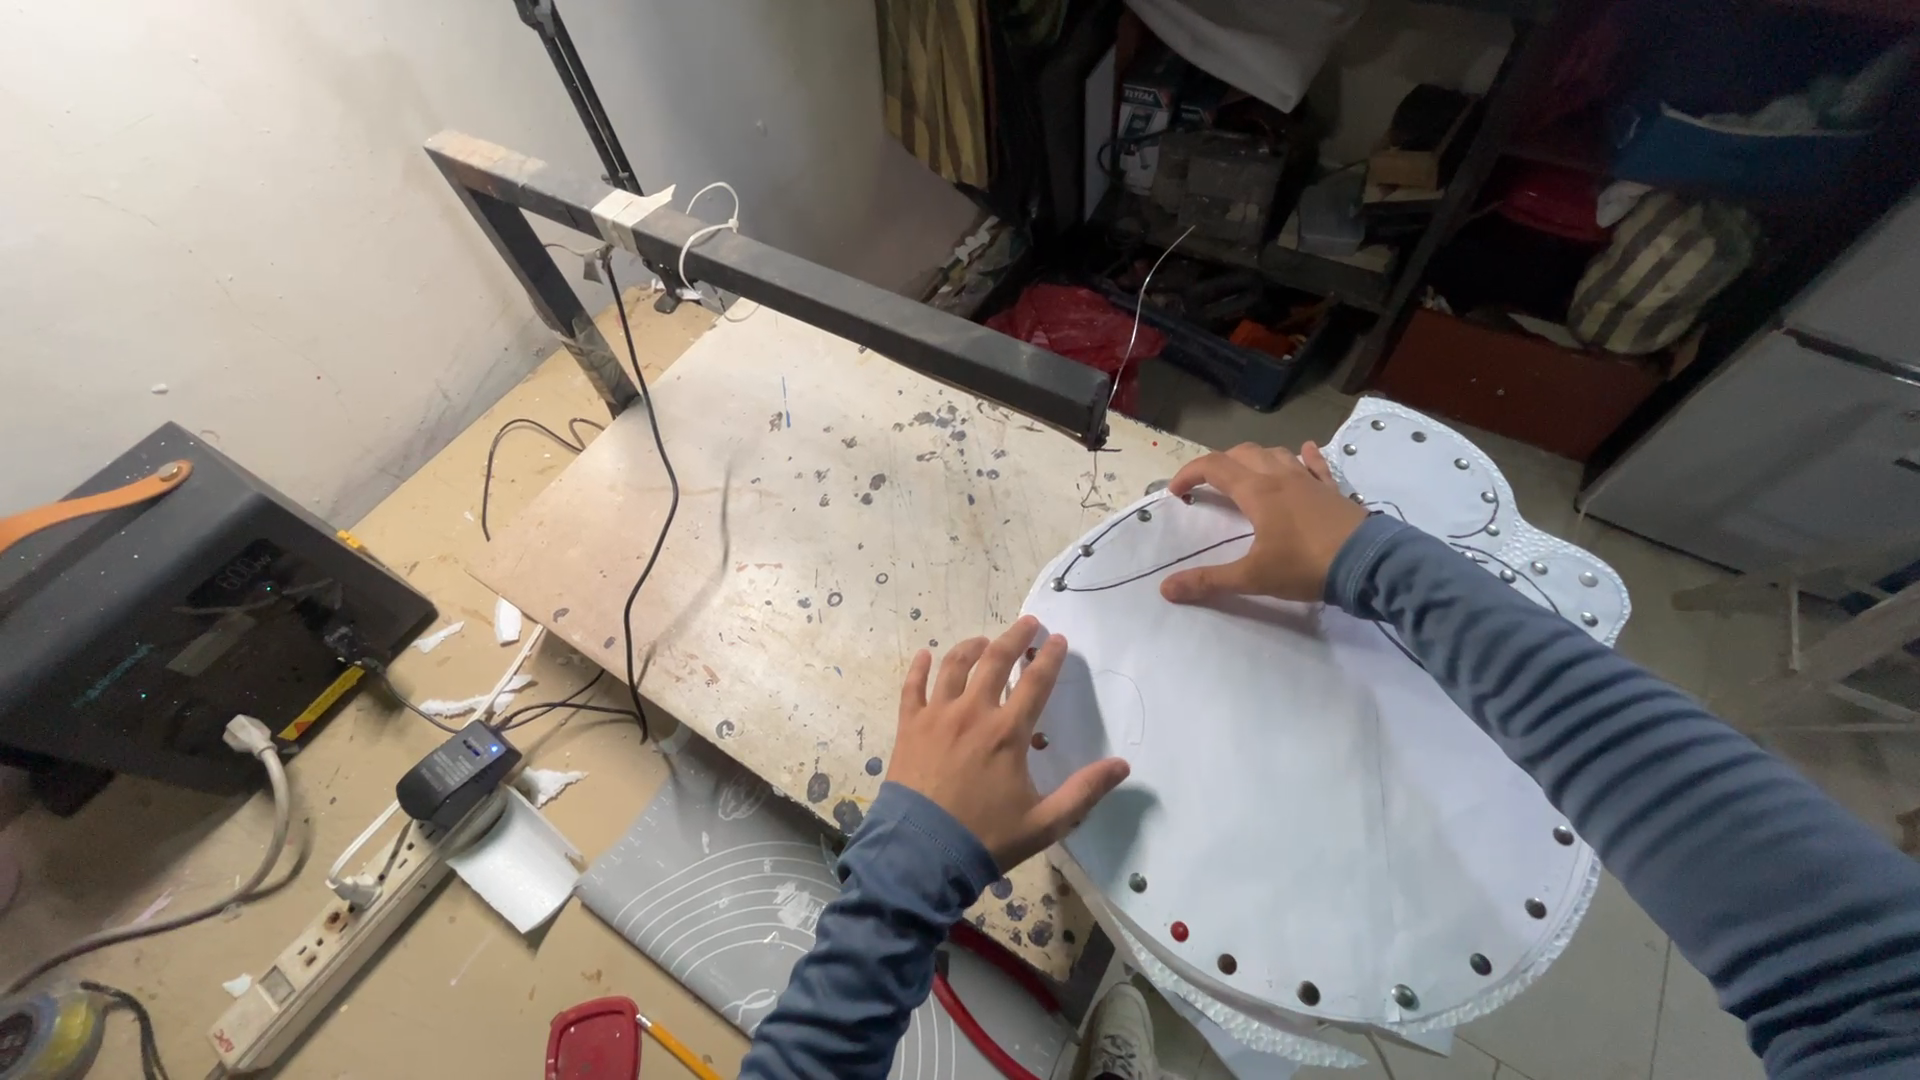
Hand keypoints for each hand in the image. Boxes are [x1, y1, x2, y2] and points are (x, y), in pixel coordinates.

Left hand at [887, 617, 1129, 869]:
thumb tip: (1122, 766)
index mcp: (1007, 732)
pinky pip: (913, 687)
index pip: (1035, 682)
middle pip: (994, 660)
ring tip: (984, 640)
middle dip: (1014, 638)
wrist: (922, 854)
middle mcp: (972, 713)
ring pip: (954, 666)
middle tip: (1028, 623)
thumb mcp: (1045, 822)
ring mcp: (937, 716)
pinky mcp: (909, 726)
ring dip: (972, 647)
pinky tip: (924, 654)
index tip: (1058, 639)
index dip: (1050, 657)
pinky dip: (919, 668)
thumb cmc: (986, 837)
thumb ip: (1084, 791)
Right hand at [1160, 441, 1367, 604]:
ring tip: (1244, 476)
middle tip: (1207, 487)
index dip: (1188, 474)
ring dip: (1254, 459)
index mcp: (1257, 492)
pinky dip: (1303, 456)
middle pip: (1242, 454)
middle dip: (1218, 465)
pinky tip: (1303, 451)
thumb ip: (1209, 581)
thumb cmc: (1306, 566)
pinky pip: (1315, 464)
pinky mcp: (1333, 490)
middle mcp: (1280, 477)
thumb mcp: (1252, 578)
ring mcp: (1309, 480)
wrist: (1370, 564)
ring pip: (1276, 453)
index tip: (1176, 493)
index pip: (1213, 467)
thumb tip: (1166, 589)